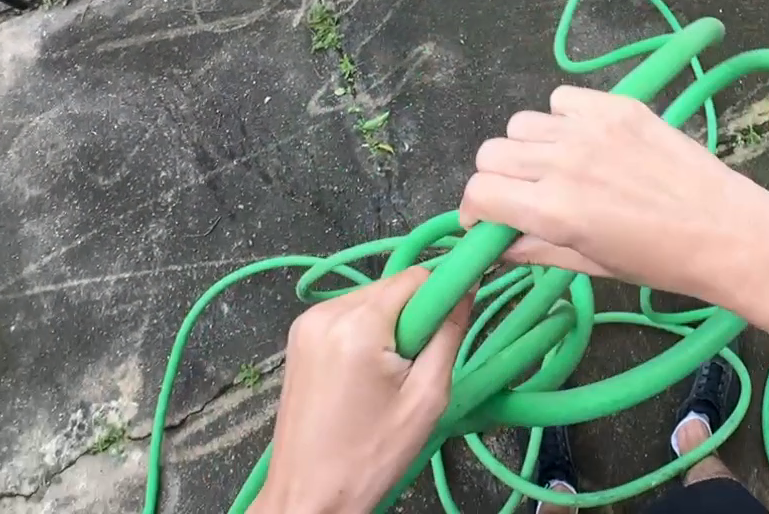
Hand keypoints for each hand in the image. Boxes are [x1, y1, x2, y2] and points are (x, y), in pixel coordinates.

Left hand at [251, 267, 468, 513]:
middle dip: (414, 315)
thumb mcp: (427, 397)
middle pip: (394, 285)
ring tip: (387, 374)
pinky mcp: (299, 334)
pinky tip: (365, 371)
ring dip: (391, 323)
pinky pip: (351, 312)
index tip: (445, 332)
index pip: (417, 277)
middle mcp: (326, 311)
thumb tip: (468, 286)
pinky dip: (367, 330)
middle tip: (414, 364)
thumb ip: (450, 332)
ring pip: (374, 297)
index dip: (440, 297)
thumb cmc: (371, 457)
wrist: (306, 500)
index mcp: (357, 325)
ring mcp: (307, 321)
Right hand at [460, 86, 768, 309]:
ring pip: (521, 123)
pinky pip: (562, 98)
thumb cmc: (661, 262)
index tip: (490, 219)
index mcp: (554, 210)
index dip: (476, 210)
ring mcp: (590, 128)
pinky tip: (587, 139)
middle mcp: (562, 162)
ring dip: (528, 147)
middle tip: (524, 194)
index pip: (478, 192)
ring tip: (558, 165)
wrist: (728, 230)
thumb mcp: (591, 265)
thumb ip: (535, 250)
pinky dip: (562, 117)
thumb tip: (497, 243)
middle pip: (490, 153)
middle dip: (497, 178)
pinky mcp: (617, 105)